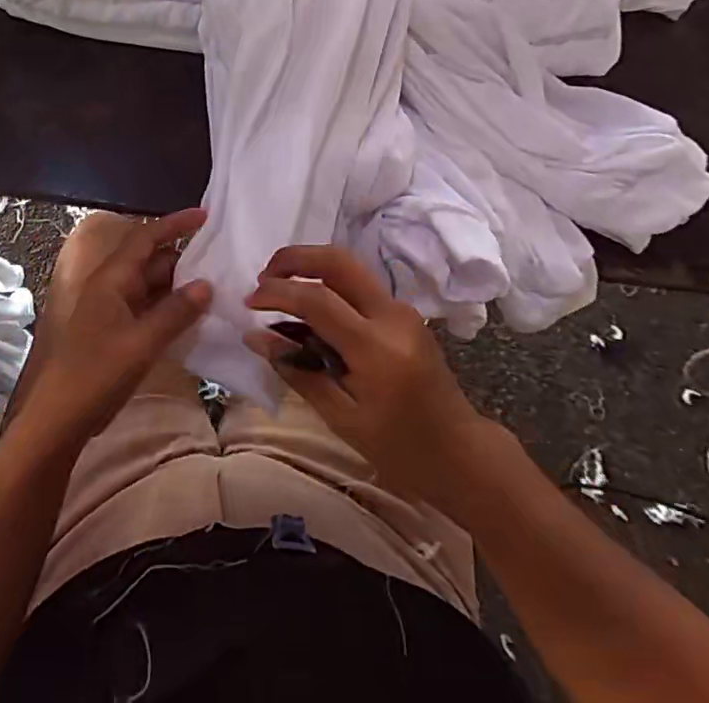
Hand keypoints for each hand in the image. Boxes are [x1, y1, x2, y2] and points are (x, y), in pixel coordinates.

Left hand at [10, 208, 212, 451]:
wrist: (61, 414)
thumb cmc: (98, 372)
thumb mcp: (143, 342)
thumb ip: (176, 312)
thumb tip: (206, 284)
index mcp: (112, 279)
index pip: (146, 238)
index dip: (174, 224)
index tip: (205, 215)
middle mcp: (113, 288)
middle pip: (152, 262)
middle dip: (185, 260)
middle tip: (225, 262)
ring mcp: (115, 310)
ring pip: (153, 287)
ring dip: (181, 287)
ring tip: (220, 288)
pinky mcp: (119, 333)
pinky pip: (150, 310)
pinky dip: (171, 309)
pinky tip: (197, 318)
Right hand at [244, 244, 494, 502]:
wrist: (460, 451)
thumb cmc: (399, 445)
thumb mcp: (341, 417)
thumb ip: (297, 370)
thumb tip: (254, 336)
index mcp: (377, 347)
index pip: (318, 299)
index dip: (277, 293)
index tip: (248, 302)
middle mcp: (393, 316)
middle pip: (338, 262)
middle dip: (294, 258)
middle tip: (263, 277)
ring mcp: (402, 311)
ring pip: (349, 267)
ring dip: (309, 267)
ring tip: (278, 289)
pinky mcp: (403, 313)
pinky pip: (358, 285)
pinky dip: (325, 284)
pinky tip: (306, 309)